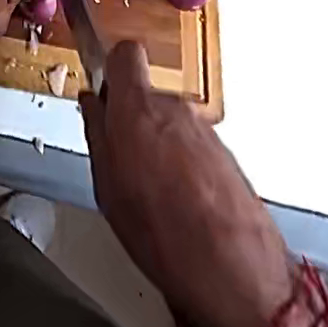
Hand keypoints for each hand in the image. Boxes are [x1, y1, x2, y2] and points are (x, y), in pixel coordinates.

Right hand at [80, 40, 289, 326]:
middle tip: (120, 154)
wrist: (236, 272)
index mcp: (138, 108)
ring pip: (168, 121)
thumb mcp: (107, 185)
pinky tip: (175, 201)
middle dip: (131, 117)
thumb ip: (96, 133)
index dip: (111, 67)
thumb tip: (91, 106)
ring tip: (149, 189)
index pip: (125, 54)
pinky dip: (181, 163)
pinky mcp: (225, 152)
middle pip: (145, 93)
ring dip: (157, 143)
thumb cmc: (166, 234)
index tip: (103, 89)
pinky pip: (191, 144)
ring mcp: (203, 130)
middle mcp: (175, 109)